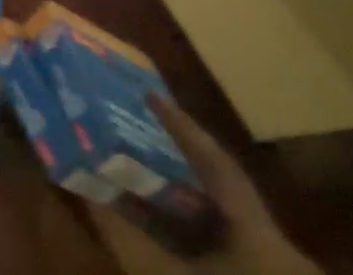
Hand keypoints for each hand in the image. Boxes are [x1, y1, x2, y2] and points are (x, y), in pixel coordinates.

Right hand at [87, 97, 321, 274]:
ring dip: (174, 200)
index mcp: (257, 232)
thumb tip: (82, 189)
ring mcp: (268, 267)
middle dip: (174, 163)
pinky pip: (217, 247)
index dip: (181, 127)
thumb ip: (126, 237)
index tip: (147, 94)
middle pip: (218, 189)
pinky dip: (183, 233)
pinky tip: (153, 228)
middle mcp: (270, 245)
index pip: (216, 163)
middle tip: (131, 132)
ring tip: (131, 173)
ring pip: (216, 221)